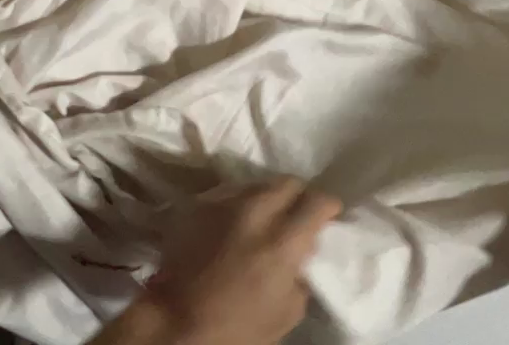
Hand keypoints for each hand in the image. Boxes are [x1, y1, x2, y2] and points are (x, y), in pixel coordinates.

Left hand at [94, 177, 341, 344]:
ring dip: (267, 198)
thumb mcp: (287, 310)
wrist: (178, 320)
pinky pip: (228, 192)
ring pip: (256, 183)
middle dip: (299, 195)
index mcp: (281, 242)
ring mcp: (223, 202)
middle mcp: (254, 211)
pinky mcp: (199, 202)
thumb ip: (301, 271)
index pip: (316, 202)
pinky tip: (236, 221)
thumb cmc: (237, 327)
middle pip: (287, 182)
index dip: (328, 205)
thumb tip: (303, 249)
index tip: (330, 213)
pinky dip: (239, 203)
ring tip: (265, 218)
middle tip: (299, 213)